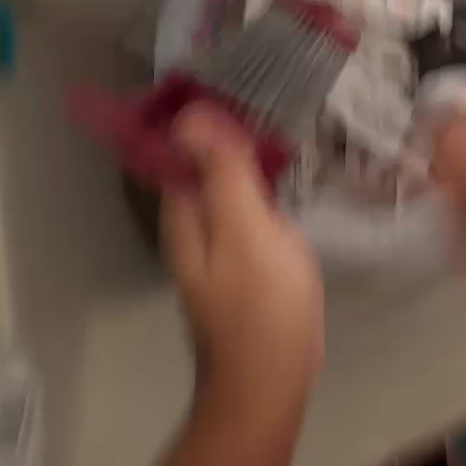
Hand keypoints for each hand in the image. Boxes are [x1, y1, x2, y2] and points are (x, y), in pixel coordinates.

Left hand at [162, 104, 323, 413]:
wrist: (270, 382)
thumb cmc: (262, 304)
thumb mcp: (247, 230)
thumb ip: (223, 173)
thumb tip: (192, 114)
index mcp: (185, 215)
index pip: (180, 149)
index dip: (203, 116)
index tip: (237, 82)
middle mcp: (192, 227)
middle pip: (201, 165)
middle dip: (224, 132)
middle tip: (267, 96)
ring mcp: (218, 247)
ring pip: (224, 187)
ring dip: (242, 157)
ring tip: (277, 124)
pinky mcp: (244, 262)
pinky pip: (244, 209)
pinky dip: (258, 186)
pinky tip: (284, 177)